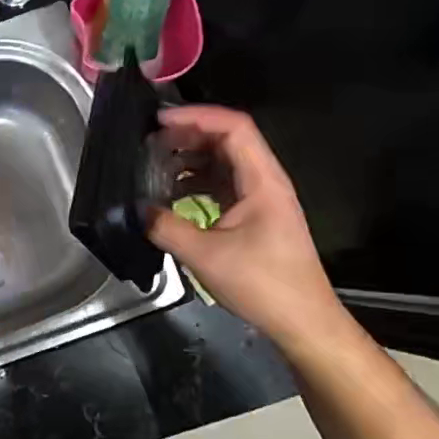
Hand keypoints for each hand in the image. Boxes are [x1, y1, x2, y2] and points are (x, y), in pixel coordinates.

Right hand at [146, 106, 349, 352]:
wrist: (302, 321)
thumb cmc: (263, 285)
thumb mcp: (206, 256)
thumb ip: (167, 228)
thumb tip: (136, 211)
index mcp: (262, 181)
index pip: (233, 127)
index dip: (196, 117)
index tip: (159, 121)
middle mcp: (265, 182)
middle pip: (228, 141)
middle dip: (188, 136)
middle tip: (150, 142)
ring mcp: (262, 200)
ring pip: (225, 164)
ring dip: (191, 160)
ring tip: (155, 165)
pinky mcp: (255, 218)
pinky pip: (223, 187)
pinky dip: (197, 185)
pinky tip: (172, 196)